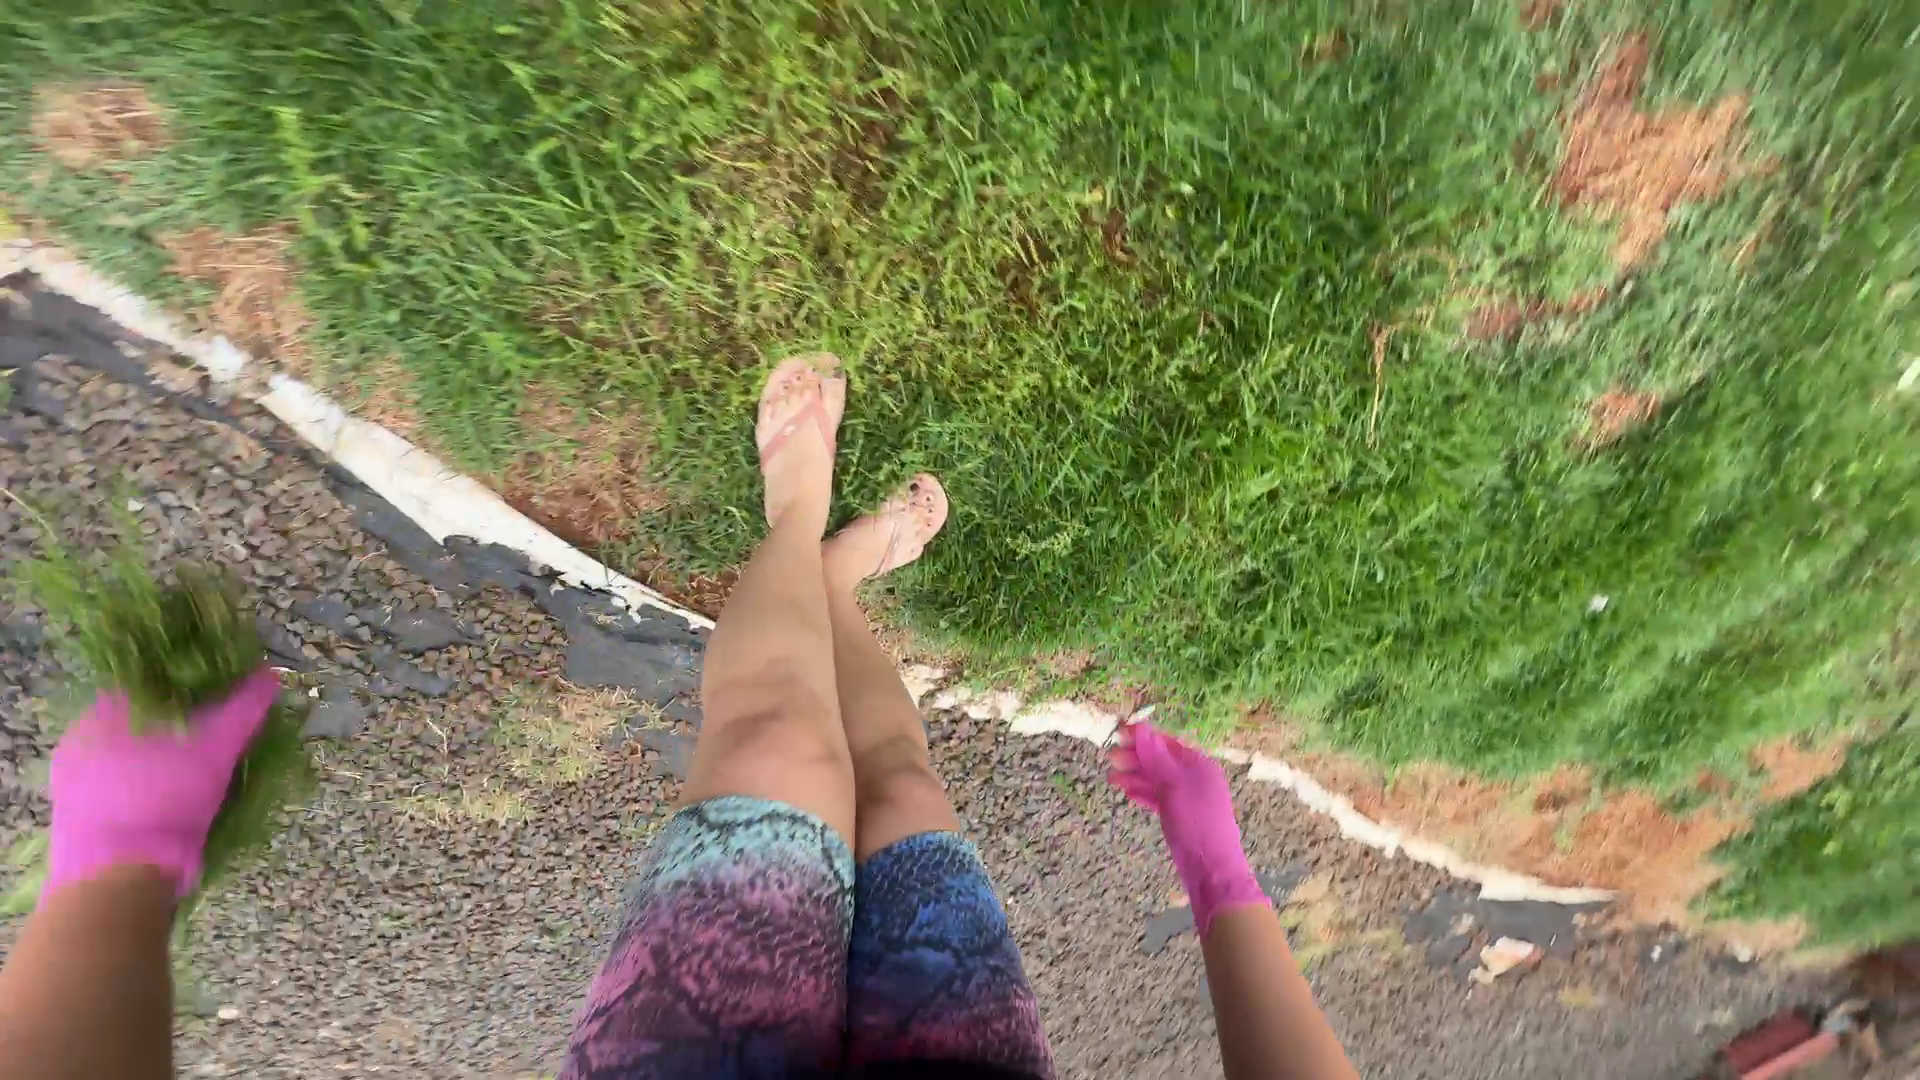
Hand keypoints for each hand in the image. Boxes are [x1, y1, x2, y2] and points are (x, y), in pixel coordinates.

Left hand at [44, 667, 277, 900]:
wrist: (122, 869)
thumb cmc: (169, 794)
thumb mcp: (221, 744)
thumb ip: (246, 704)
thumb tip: (269, 674)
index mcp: (105, 713)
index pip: (157, 679)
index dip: (197, 678)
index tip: (230, 686)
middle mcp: (83, 737)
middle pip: (150, 710)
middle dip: (192, 711)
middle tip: (229, 719)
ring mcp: (77, 773)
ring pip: (142, 740)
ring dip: (179, 740)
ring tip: (213, 751)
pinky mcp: (85, 802)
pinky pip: (130, 768)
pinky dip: (162, 766)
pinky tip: (187, 778)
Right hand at [1107, 720, 1268, 935]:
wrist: (1212, 872)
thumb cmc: (1195, 823)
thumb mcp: (1174, 786)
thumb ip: (1156, 758)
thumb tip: (1141, 728)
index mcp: (1199, 764)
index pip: (1166, 742)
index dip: (1142, 737)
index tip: (1118, 733)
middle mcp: (1194, 777)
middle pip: (1160, 760)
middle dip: (1136, 757)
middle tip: (1110, 758)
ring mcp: (1187, 797)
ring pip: (1157, 779)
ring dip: (1135, 776)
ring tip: (1111, 778)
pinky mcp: (1180, 815)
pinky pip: (1159, 797)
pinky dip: (1143, 793)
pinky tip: (1128, 793)